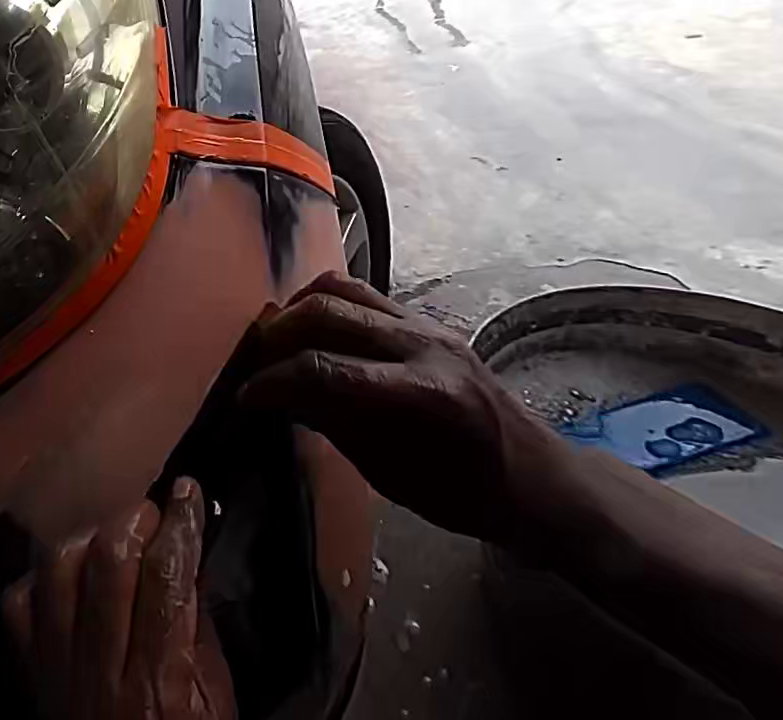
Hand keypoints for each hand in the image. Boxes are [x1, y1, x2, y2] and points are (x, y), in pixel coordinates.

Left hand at [3, 478, 235, 719]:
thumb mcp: (213, 706)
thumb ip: (202, 634)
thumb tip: (191, 561)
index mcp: (156, 683)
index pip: (165, 582)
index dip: (179, 527)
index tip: (187, 490)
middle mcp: (100, 668)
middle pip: (105, 564)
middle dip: (130, 520)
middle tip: (148, 510)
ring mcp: (55, 664)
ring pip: (56, 569)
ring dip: (83, 534)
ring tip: (106, 526)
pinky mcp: (27, 666)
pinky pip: (18, 600)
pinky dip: (38, 575)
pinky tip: (65, 568)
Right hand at [235, 271, 561, 543]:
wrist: (538, 478)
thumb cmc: (465, 494)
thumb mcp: (388, 472)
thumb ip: (331, 421)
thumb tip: (277, 394)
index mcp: (423, 395)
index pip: (323, 369)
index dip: (272, 381)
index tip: (245, 396)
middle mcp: (425, 346)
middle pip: (325, 313)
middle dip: (278, 335)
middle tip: (256, 362)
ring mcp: (428, 325)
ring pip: (341, 288)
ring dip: (297, 308)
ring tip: (278, 337)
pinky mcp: (426, 320)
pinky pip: (362, 293)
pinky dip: (324, 303)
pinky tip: (311, 328)